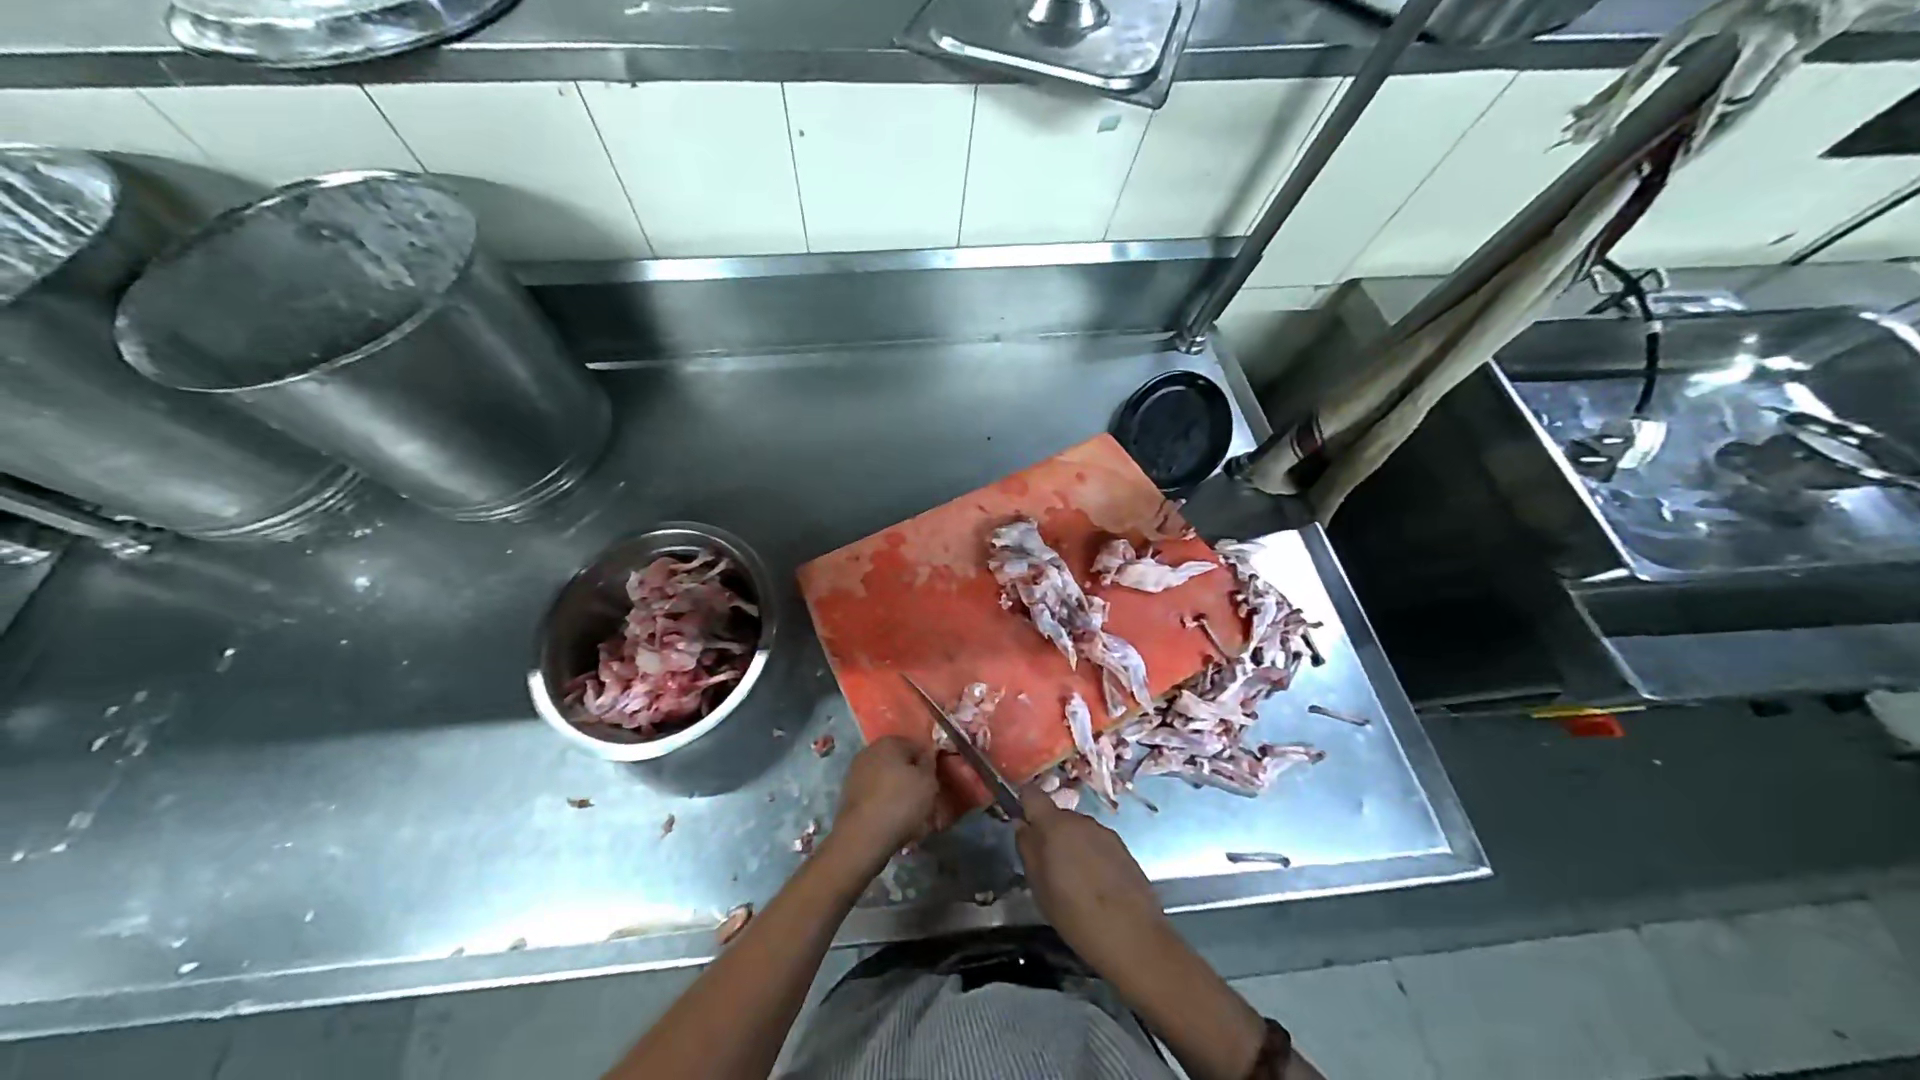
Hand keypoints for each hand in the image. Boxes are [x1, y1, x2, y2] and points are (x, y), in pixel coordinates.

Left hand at [826, 736, 939, 872]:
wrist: (862, 837)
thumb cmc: (900, 803)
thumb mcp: (928, 782)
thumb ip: (930, 763)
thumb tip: (926, 755)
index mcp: (889, 742)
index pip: (917, 746)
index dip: (928, 764)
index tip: (934, 782)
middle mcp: (869, 751)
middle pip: (899, 761)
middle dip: (911, 776)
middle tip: (924, 797)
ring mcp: (855, 772)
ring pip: (886, 778)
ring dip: (897, 790)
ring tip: (909, 812)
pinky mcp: (848, 793)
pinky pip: (874, 793)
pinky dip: (884, 801)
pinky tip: (891, 818)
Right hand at [1014, 785, 1170, 975]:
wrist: (1134, 937)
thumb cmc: (1075, 914)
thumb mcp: (1039, 887)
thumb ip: (1028, 849)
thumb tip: (1022, 825)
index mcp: (1055, 825)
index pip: (1032, 794)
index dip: (1023, 803)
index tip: (1021, 823)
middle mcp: (1081, 820)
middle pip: (1057, 815)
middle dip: (1049, 833)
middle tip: (1047, 865)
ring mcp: (1105, 832)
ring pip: (1078, 830)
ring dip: (1071, 845)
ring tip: (1072, 880)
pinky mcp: (1123, 848)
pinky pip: (1096, 843)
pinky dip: (1091, 856)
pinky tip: (1094, 885)